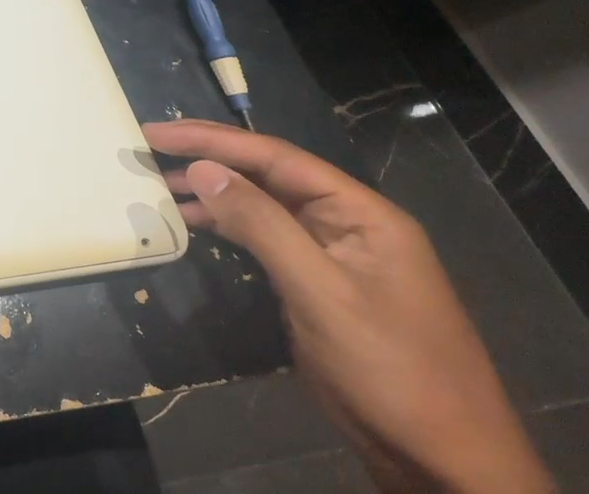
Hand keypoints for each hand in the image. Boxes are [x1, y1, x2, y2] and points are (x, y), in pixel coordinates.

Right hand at [144, 120, 550, 493]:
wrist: (442, 455)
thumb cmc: (388, 367)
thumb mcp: (320, 291)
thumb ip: (261, 224)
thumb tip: (201, 169)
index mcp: (363, 215)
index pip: (278, 158)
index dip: (213, 140)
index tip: (155, 132)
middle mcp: (349, 225)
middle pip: (269, 176)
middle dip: (208, 159)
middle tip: (146, 150)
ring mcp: (333, 257)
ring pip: (263, 207)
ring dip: (211, 194)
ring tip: (156, 186)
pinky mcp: (317, 286)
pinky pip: (264, 240)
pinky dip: (224, 227)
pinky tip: (191, 225)